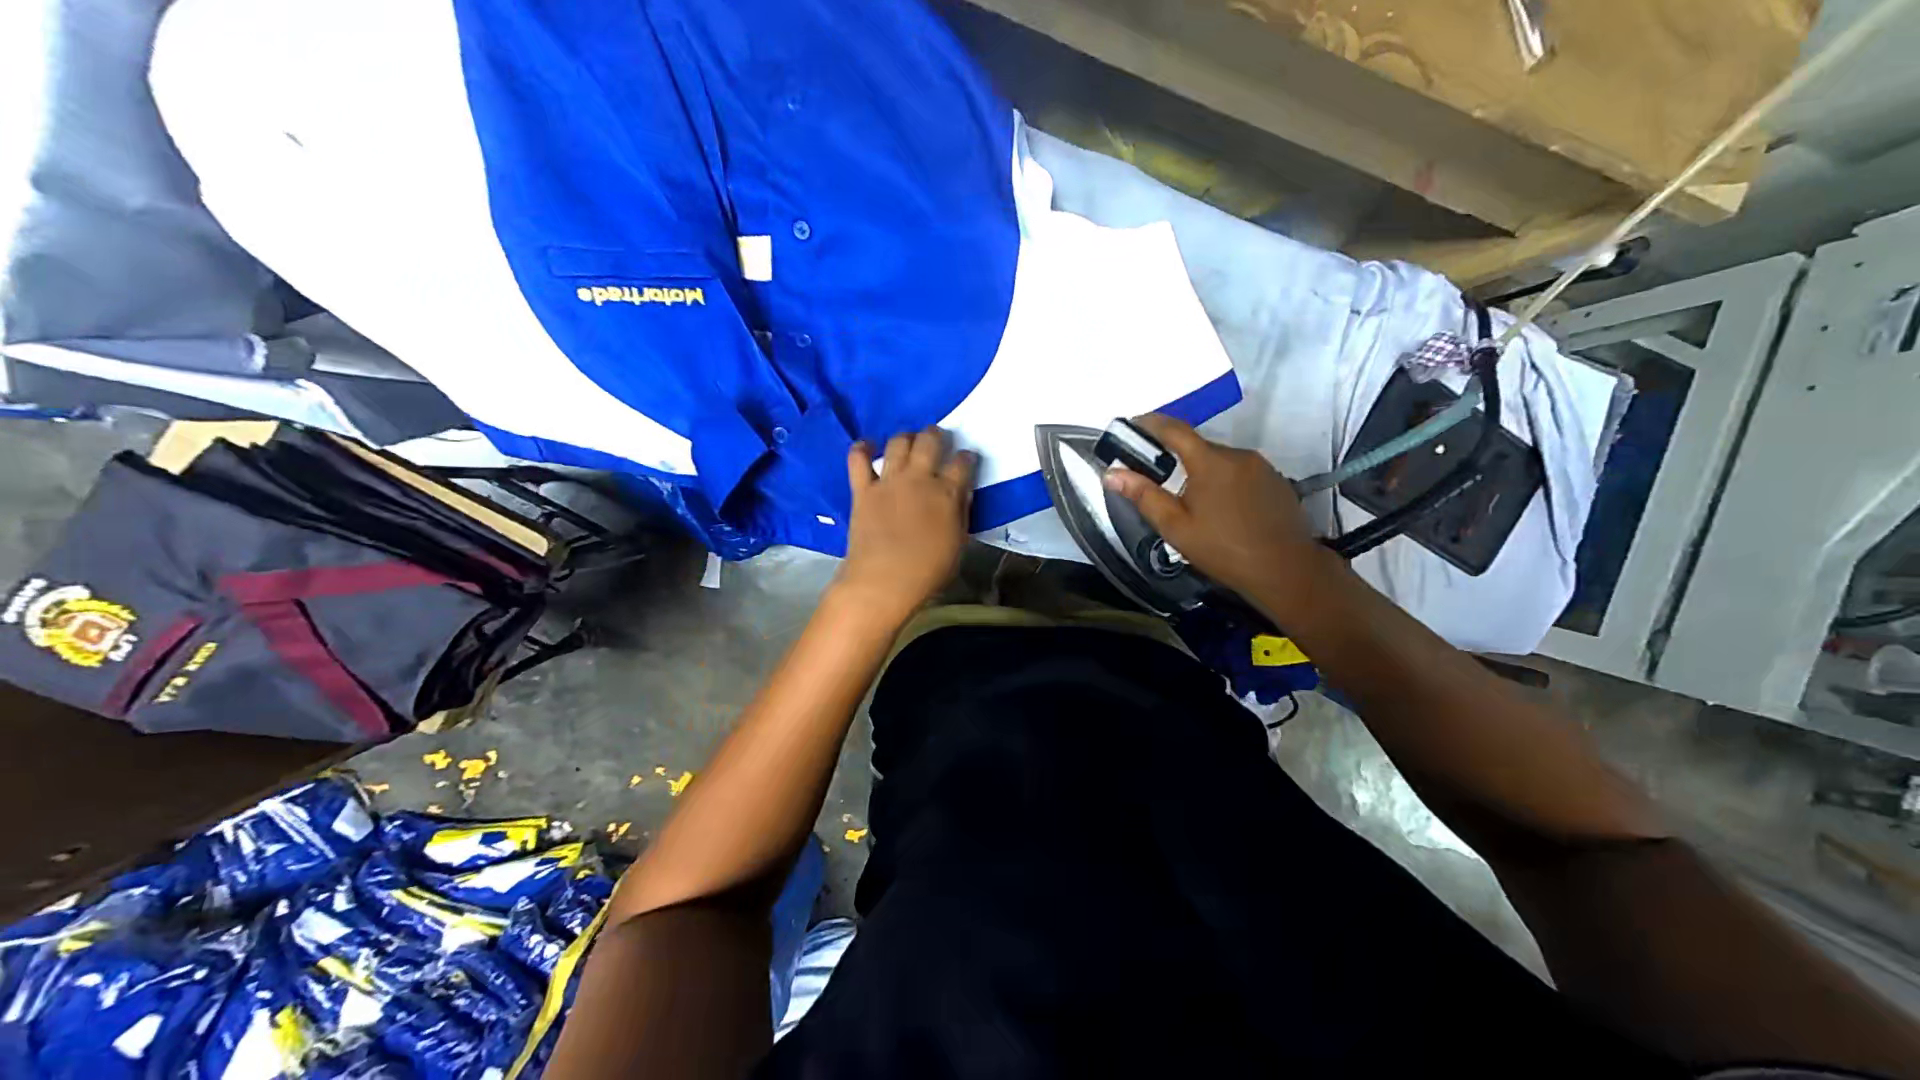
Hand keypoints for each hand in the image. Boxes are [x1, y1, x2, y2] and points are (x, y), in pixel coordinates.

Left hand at [836, 427, 976, 620]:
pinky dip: (862, 448)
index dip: (966, 457)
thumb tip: (962, 493)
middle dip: (936, 435)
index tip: (966, 459)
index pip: (963, 462)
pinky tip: (867, 445)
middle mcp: (920, 479)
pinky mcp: (863, 489)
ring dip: (906, 437)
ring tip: (909, 441)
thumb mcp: (958, 544)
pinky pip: (859, 459)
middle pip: (930, 441)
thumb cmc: (928, 571)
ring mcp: (889, 481)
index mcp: (948, 493)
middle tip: (937, 439)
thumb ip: (961, 513)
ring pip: (899, 443)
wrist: (884, 581)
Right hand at [1102, 414, 1328, 604]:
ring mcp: (1262, 467)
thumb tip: (1111, 474)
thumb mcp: (1176, 527)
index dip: (1151, 423)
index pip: (1175, 429)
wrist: (1286, 570)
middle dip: (1177, 458)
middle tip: (1160, 480)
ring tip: (1193, 502)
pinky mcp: (1277, 481)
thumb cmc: (1224, 550)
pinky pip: (1242, 473)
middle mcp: (1238, 455)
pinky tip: (1224, 509)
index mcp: (1210, 462)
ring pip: (1222, 461)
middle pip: (1199, 447)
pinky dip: (1226, 482)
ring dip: (1204, 473)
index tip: (1133, 424)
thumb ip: (1144, 496)